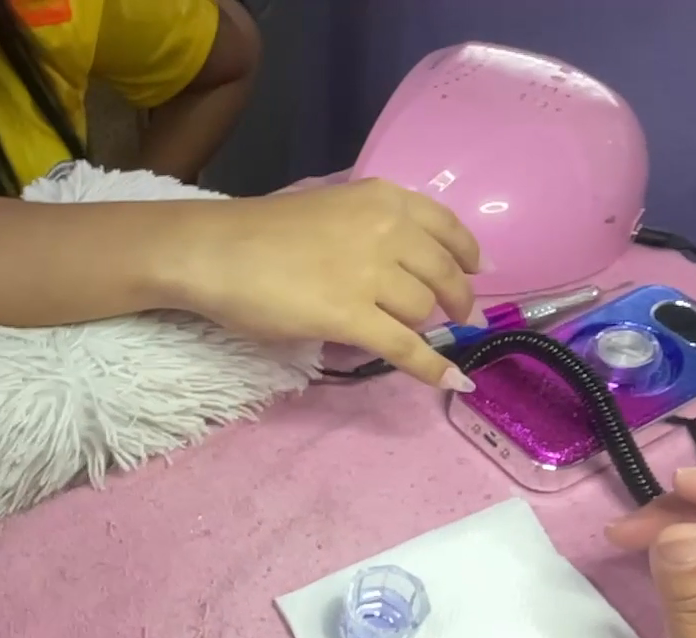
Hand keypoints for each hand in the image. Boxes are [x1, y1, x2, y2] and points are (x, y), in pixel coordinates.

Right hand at [169, 178, 481, 388]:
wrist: (217, 252)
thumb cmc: (255, 235)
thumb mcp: (328, 213)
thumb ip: (364, 232)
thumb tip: (386, 271)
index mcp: (382, 199)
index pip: (446, 227)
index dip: (468, 254)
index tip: (478, 270)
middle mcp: (387, 231)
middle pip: (442, 274)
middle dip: (457, 300)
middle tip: (461, 318)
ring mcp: (372, 275)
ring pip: (420, 311)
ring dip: (421, 328)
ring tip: (414, 338)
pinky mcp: (352, 317)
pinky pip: (404, 347)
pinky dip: (431, 367)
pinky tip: (452, 379)